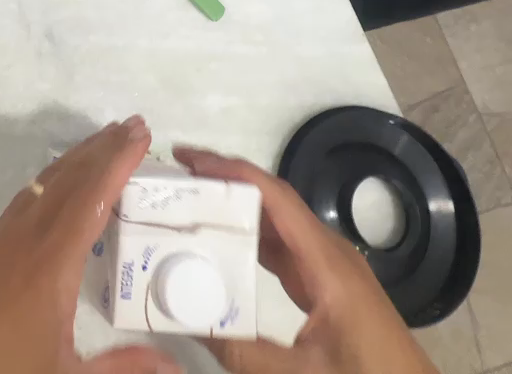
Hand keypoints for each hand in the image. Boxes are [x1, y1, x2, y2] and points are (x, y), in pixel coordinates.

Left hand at [0, 116, 177, 373]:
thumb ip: (126, 367)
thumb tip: (178, 367)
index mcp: (52, 262)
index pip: (92, 197)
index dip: (118, 162)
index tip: (142, 135)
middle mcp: (26, 236)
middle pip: (70, 177)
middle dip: (103, 147)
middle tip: (135, 124)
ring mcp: (3, 236)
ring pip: (46, 181)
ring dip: (79, 157)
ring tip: (106, 140)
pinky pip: (29, 195)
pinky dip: (55, 176)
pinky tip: (64, 181)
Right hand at [173, 148, 437, 373]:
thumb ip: (239, 351)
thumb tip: (179, 319)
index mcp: (328, 262)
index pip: (275, 196)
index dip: (231, 170)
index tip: (189, 160)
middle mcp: (331, 253)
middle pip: (274, 200)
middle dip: (226, 181)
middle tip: (178, 175)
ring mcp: (332, 269)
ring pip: (278, 222)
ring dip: (237, 207)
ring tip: (191, 201)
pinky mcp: (330, 287)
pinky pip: (285, 248)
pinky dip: (251, 237)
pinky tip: (223, 244)